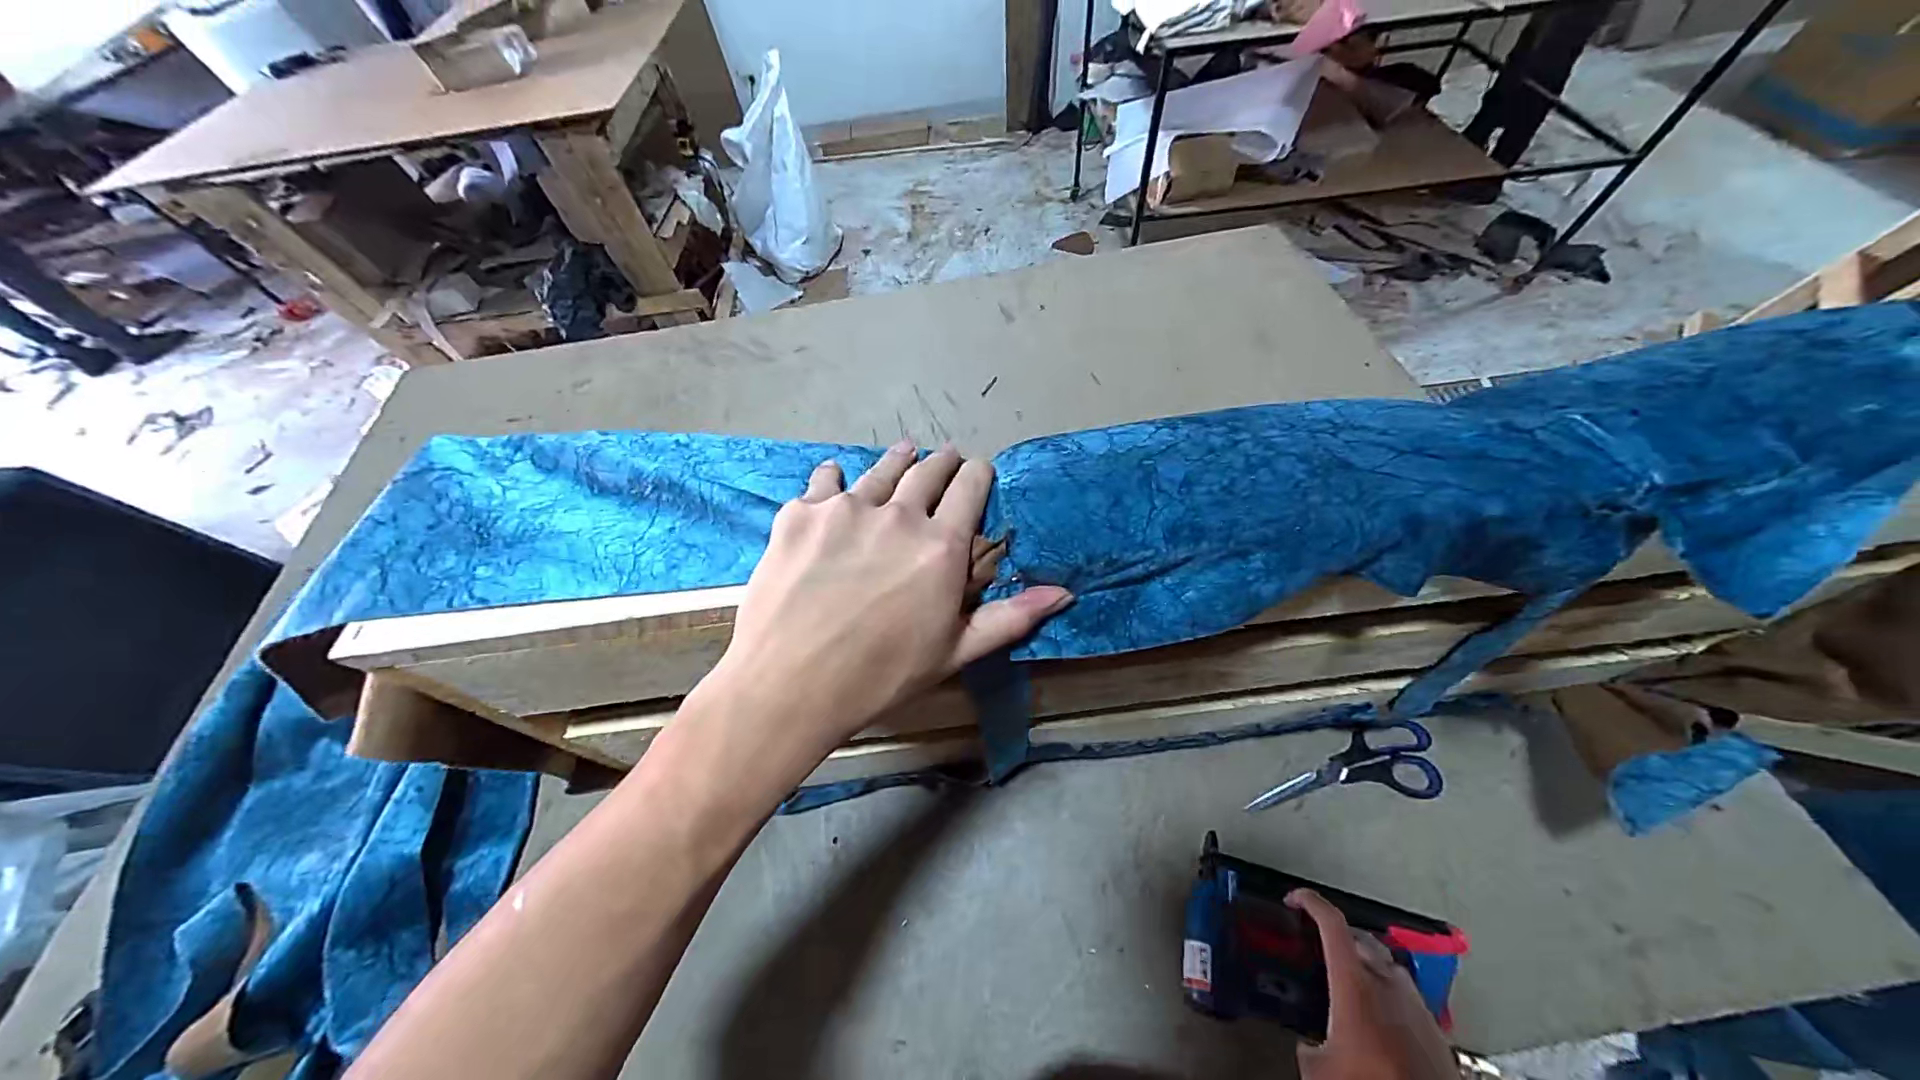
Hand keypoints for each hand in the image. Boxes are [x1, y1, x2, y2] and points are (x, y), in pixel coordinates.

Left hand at [701, 440, 1071, 754]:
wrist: (789, 683)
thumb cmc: (880, 676)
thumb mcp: (954, 651)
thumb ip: (1009, 617)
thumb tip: (1064, 593)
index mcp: (941, 546)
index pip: (970, 489)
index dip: (978, 475)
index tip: (978, 471)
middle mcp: (898, 514)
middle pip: (927, 471)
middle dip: (943, 462)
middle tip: (946, 457)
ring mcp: (845, 508)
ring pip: (880, 470)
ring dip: (898, 459)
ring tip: (906, 451)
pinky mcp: (800, 513)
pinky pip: (824, 481)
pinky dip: (835, 478)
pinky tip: (836, 479)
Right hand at [1289, 889, 1457, 1079]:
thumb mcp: (1318, 1072)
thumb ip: (1309, 1046)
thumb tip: (1311, 1045)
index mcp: (1354, 983)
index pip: (1331, 923)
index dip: (1310, 902)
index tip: (1293, 900)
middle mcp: (1387, 983)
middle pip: (1360, 938)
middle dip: (1337, 933)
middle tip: (1318, 944)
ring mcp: (1415, 1005)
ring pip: (1387, 965)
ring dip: (1365, 962)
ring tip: (1349, 980)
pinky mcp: (1435, 1030)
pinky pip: (1406, 994)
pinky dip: (1387, 992)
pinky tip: (1378, 1019)